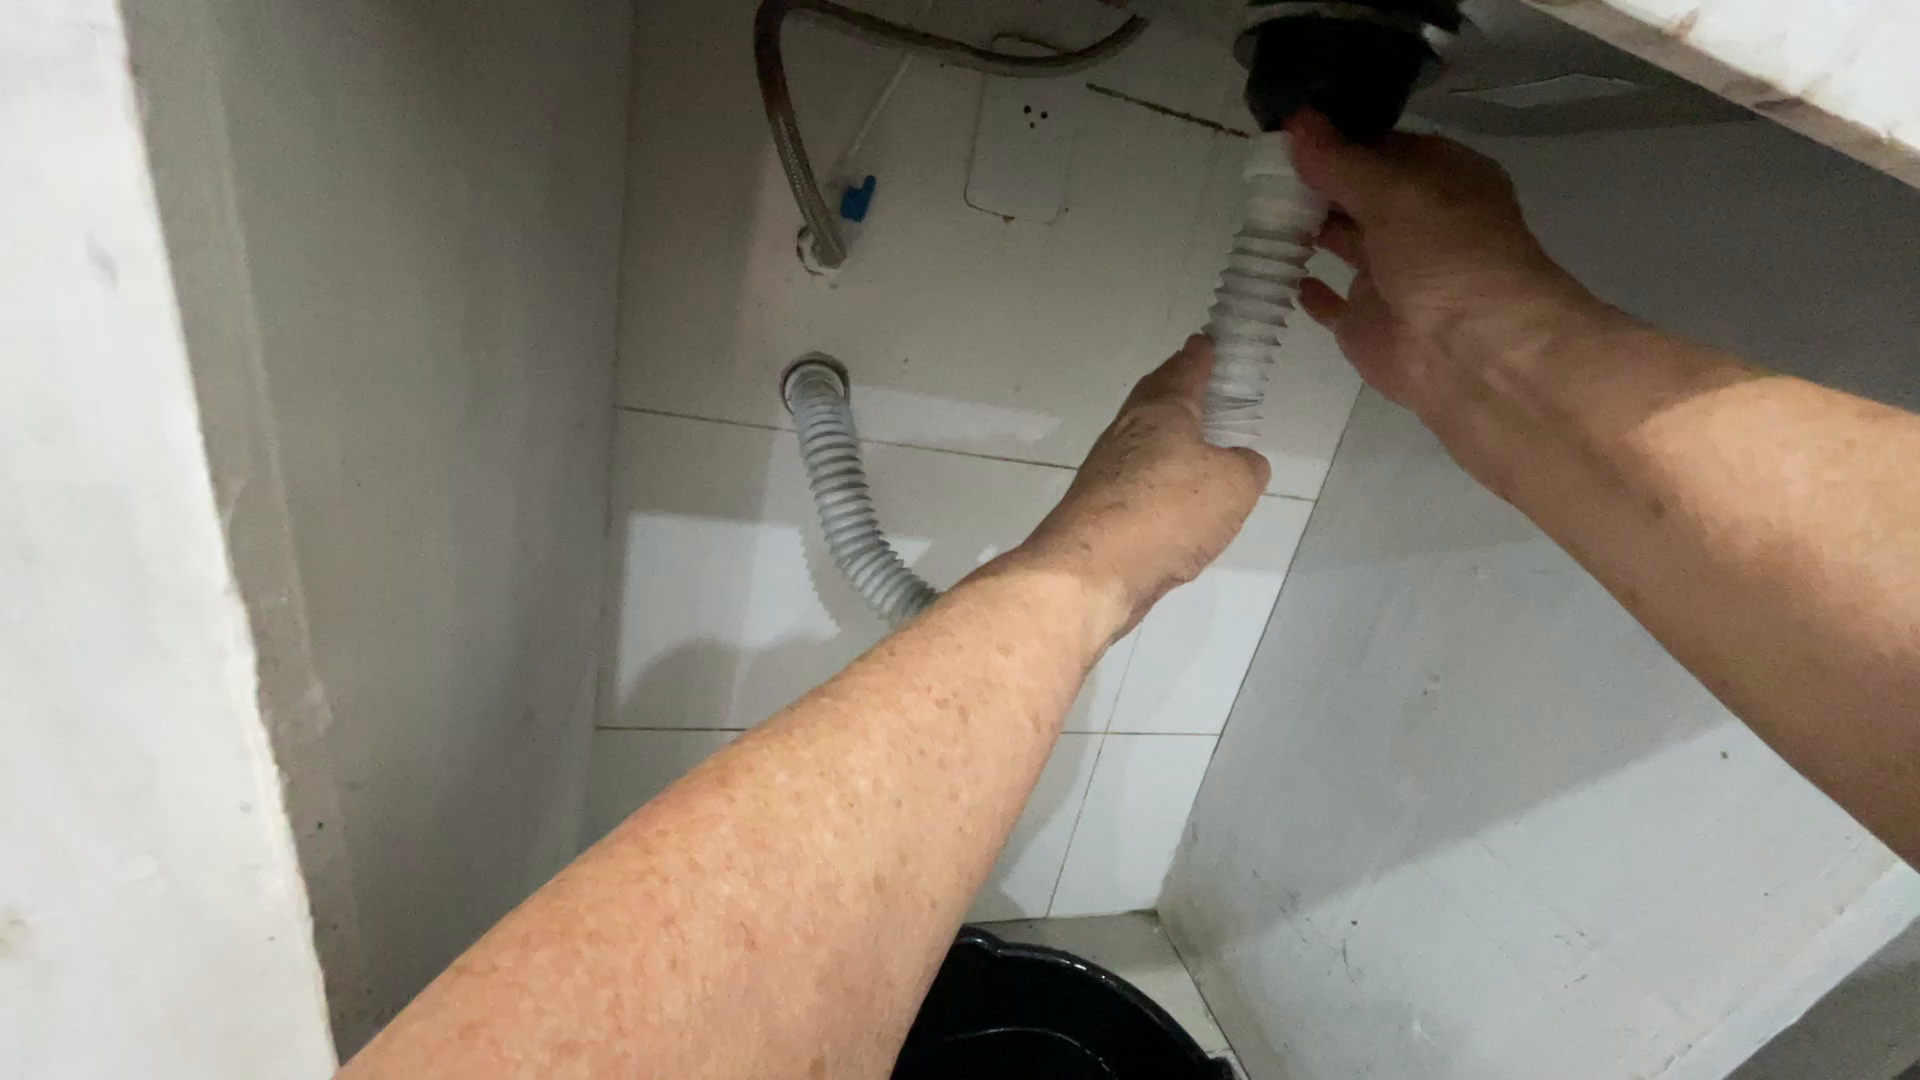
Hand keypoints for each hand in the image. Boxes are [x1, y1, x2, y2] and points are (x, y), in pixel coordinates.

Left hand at [1017, 336, 1269, 639]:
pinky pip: (1136, 483)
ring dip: (1167, 440)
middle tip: (1203, 390)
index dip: (1200, 356)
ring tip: (1197, 447)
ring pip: (1143, 443)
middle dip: (1177, 391)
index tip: (1207, 343)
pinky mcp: (1098, 510)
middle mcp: (1126, 433)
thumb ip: (1245, 466)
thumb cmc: (1167, 512)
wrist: (1093, 571)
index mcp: (1160, 411)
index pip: (1184, 369)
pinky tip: (1173, 501)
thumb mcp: (1233, 484)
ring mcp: (1105, 472)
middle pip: (1154, 401)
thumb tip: (1237, 463)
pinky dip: (1157, 481)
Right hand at [1286, 111, 1611, 418]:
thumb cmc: (1445, 256)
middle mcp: (1415, 223)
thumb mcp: (1394, 193)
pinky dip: (1304, 288)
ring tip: (1257, 213)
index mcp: (1439, 180)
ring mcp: (1388, 274)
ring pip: (1339, 242)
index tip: (1287, 134)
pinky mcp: (1363, 319)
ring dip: (1304, 230)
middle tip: (1260, 173)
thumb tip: (1295, 123)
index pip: (1382, 147)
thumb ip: (1340, 163)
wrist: (1465, 350)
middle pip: (1356, 194)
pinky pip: (1327, 299)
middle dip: (1314, 184)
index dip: (1337, 139)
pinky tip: (1274, 270)